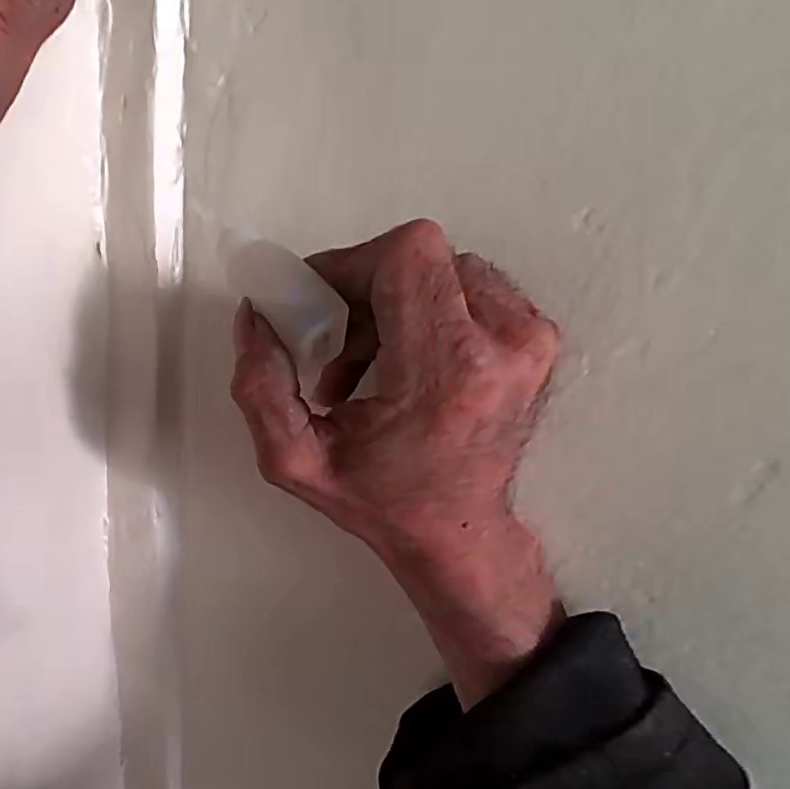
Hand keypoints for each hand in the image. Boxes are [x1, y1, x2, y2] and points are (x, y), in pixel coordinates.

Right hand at [230, 219, 563, 706]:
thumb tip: (254, 316)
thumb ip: (260, 389)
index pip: (404, 258)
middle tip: (331, 342)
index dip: (346, 266)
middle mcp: (503, 342)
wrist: (457, 532)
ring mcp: (530, 337)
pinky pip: (465, 288)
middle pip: (420, 256)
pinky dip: (419, 311)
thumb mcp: (292, 460)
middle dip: (361, 287)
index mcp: (445, 372)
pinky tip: (397, 361)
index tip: (313, 308)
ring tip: (362, 362)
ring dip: (388, 302)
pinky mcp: (535, 337)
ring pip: (442, 269)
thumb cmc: (376, 502)